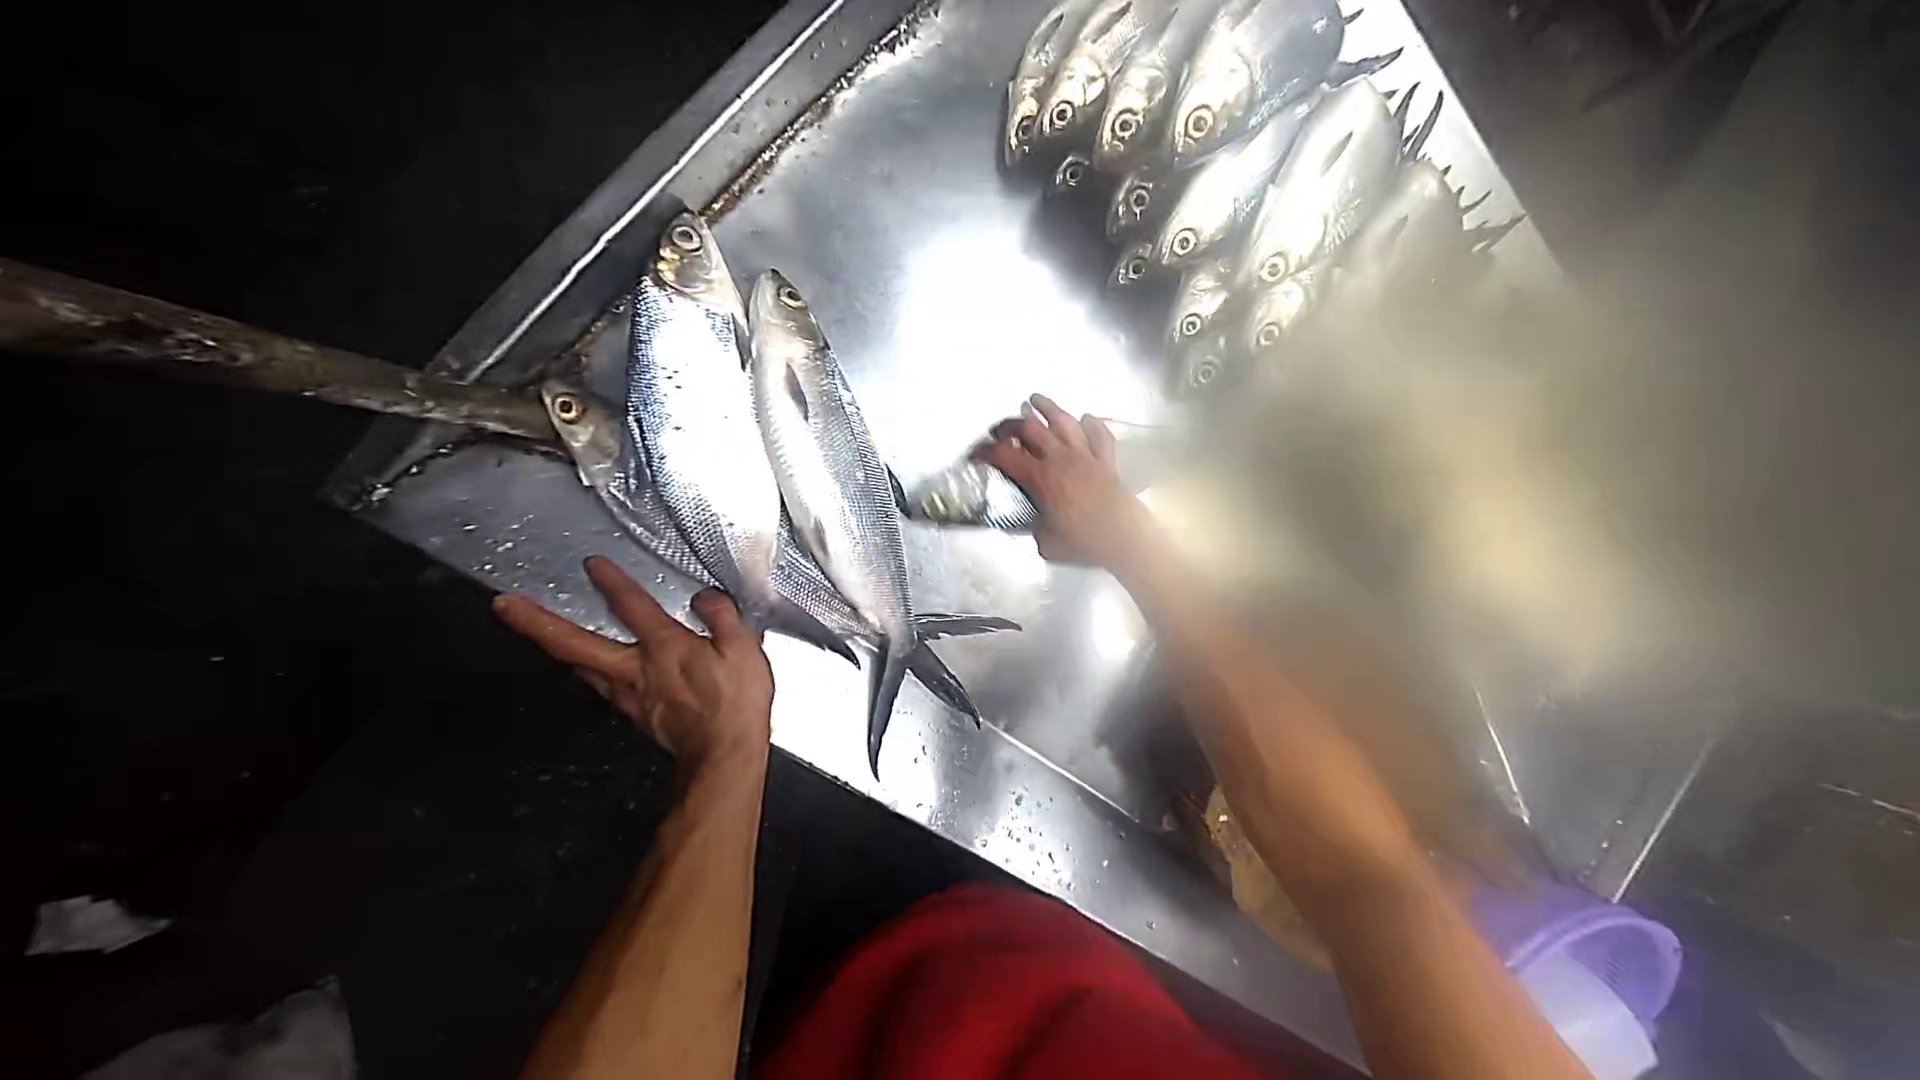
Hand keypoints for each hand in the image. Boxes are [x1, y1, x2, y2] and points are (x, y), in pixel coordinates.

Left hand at [493, 555, 774, 771]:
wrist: (723, 756)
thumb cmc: (735, 704)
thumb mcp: (744, 649)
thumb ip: (723, 616)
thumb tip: (705, 597)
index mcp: (665, 648)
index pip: (630, 605)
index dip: (611, 582)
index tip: (593, 564)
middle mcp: (635, 670)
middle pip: (573, 643)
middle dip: (536, 621)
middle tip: (505, 604)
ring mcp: (629, 696)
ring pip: (580, 668)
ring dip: (556, 647)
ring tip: (540, 632)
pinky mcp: (635, 714)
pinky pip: (600, 687)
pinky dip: (587, 671)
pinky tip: (590, 670)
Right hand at [973, 393, 1152, 569]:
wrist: (1124, 538)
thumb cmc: (1084, 542)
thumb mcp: (1047, 543)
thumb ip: (1037, 530)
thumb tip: (1037, 529)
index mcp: (1041, 478)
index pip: (1005, 456)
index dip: (986, 452)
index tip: (977, 454)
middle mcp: (1061, 459)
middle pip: (1031, 429)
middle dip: (1011, 425)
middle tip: (1002, 428)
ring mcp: (1086, 456)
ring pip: (1064, 422)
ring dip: (1048, 409)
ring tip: (1036, 400)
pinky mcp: (1107, 462)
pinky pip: (1099, 435)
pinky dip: (1092, 424)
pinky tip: (1086, 418)